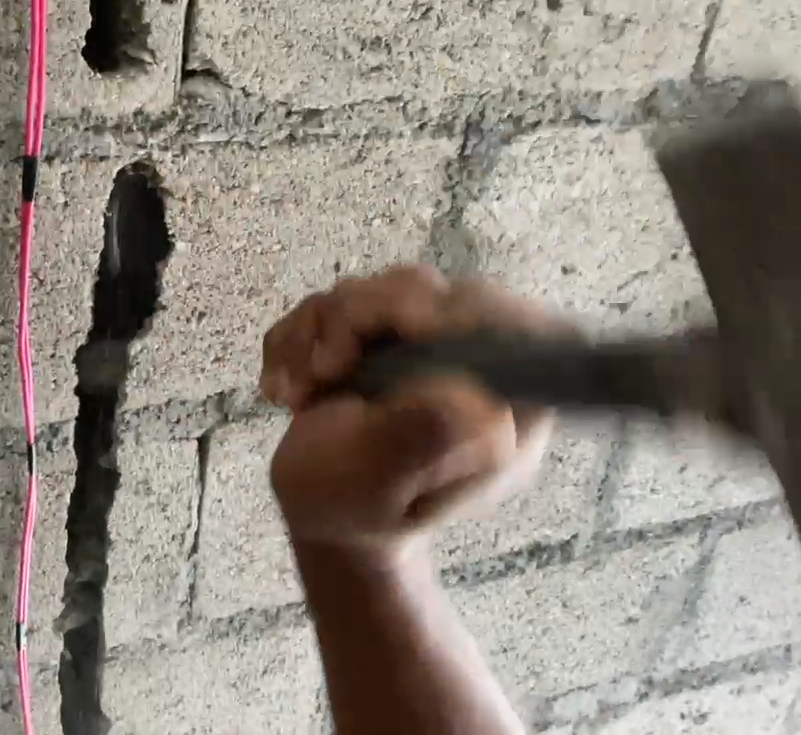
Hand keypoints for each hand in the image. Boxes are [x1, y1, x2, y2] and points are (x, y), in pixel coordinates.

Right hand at [263, 265, 557, 559]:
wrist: (314, 509)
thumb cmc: (352, 507)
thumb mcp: (382, 481)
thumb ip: (424, 434)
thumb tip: (473, 394)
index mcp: (499, 407)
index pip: (517, 326)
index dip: (470, 309)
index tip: (408, 326)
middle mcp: (462, 365)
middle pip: (423, 291)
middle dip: (355, 320)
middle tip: (322, 372)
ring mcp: (411, 345)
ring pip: (366, 291)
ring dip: (312, 337)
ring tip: (296, 395)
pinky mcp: (368, 335)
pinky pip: (324, 305)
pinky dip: (291, 340)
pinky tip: (284, 388)